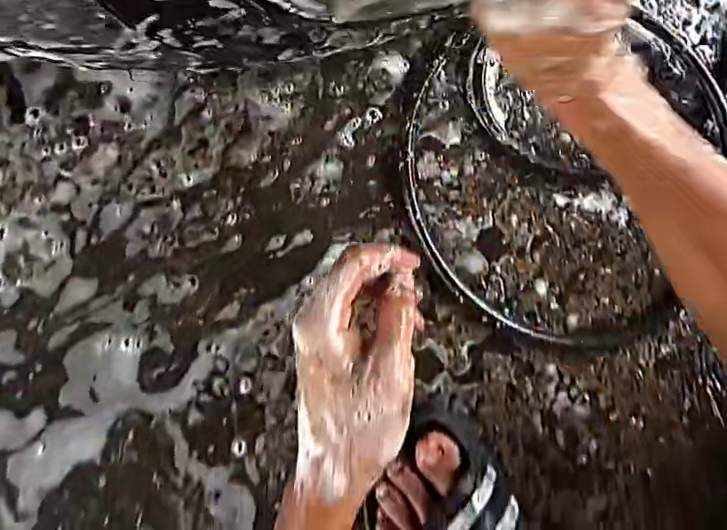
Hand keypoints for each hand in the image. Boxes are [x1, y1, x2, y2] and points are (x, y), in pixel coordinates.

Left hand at [289, 244, 423, 510]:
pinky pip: (351, 305)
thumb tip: (403, 281)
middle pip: (350, 269)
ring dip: (384, 289)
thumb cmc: (355, 433)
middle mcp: (312, 320)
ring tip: (411, 307)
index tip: (411, 261)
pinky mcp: (323, 342)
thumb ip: (398, 316)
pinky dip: (376, 305)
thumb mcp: (391, 369)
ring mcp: (315, 330)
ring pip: (351, 286)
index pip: (353, 262)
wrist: (334, 471)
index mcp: (321, 321)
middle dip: (386, 271)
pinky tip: (397, 322)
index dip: (387, 255)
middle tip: (413, 282)